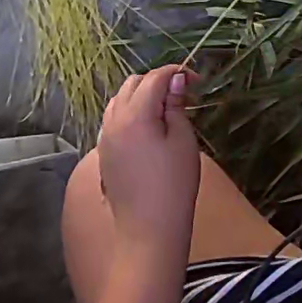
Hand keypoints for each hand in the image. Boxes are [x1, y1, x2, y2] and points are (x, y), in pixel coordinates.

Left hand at [97, 66, 201, 266]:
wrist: (149, 228)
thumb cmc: (174, 183)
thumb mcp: (183, 139)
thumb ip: (176, 106)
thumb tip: (176, 81)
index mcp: (135, 115)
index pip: (154, 78)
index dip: (176, 73)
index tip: (197, 81)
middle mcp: (114, 121)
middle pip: (132, 84)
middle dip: (157, 81)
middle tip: (183, 95)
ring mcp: (105, 138)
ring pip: (120, 100)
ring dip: (141, 95)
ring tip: (165, 109)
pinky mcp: (104, 153)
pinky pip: (114, 119)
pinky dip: (131, 112)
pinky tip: (149, 127)